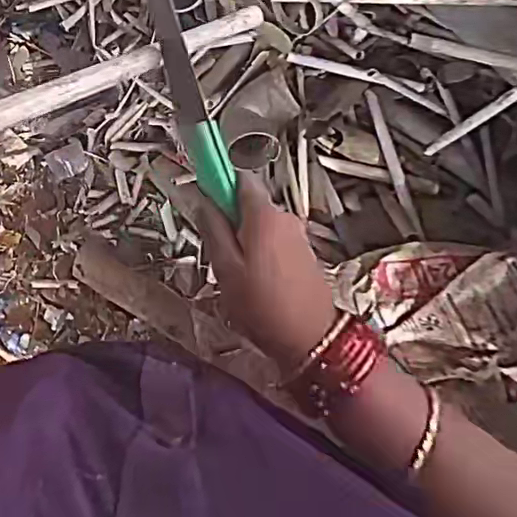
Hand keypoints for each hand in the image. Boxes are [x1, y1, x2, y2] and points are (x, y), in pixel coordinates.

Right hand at [195, 173, 338, 367]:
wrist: (313, 341)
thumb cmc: (262, 305)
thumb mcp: (225, 268)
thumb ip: (213, 228)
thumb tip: (204, 201)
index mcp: (263, 214)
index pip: (238, 175)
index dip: (218, 179)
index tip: (203, 190)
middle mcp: (284, 216)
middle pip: (249, 201)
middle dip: (230, 218)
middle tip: (218, 249)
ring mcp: (297, 233)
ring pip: (260, 222)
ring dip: (245, 237)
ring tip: (237, 272)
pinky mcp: (304, 251)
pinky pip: (274, 238)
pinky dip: (261, 250)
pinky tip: (257, 280)